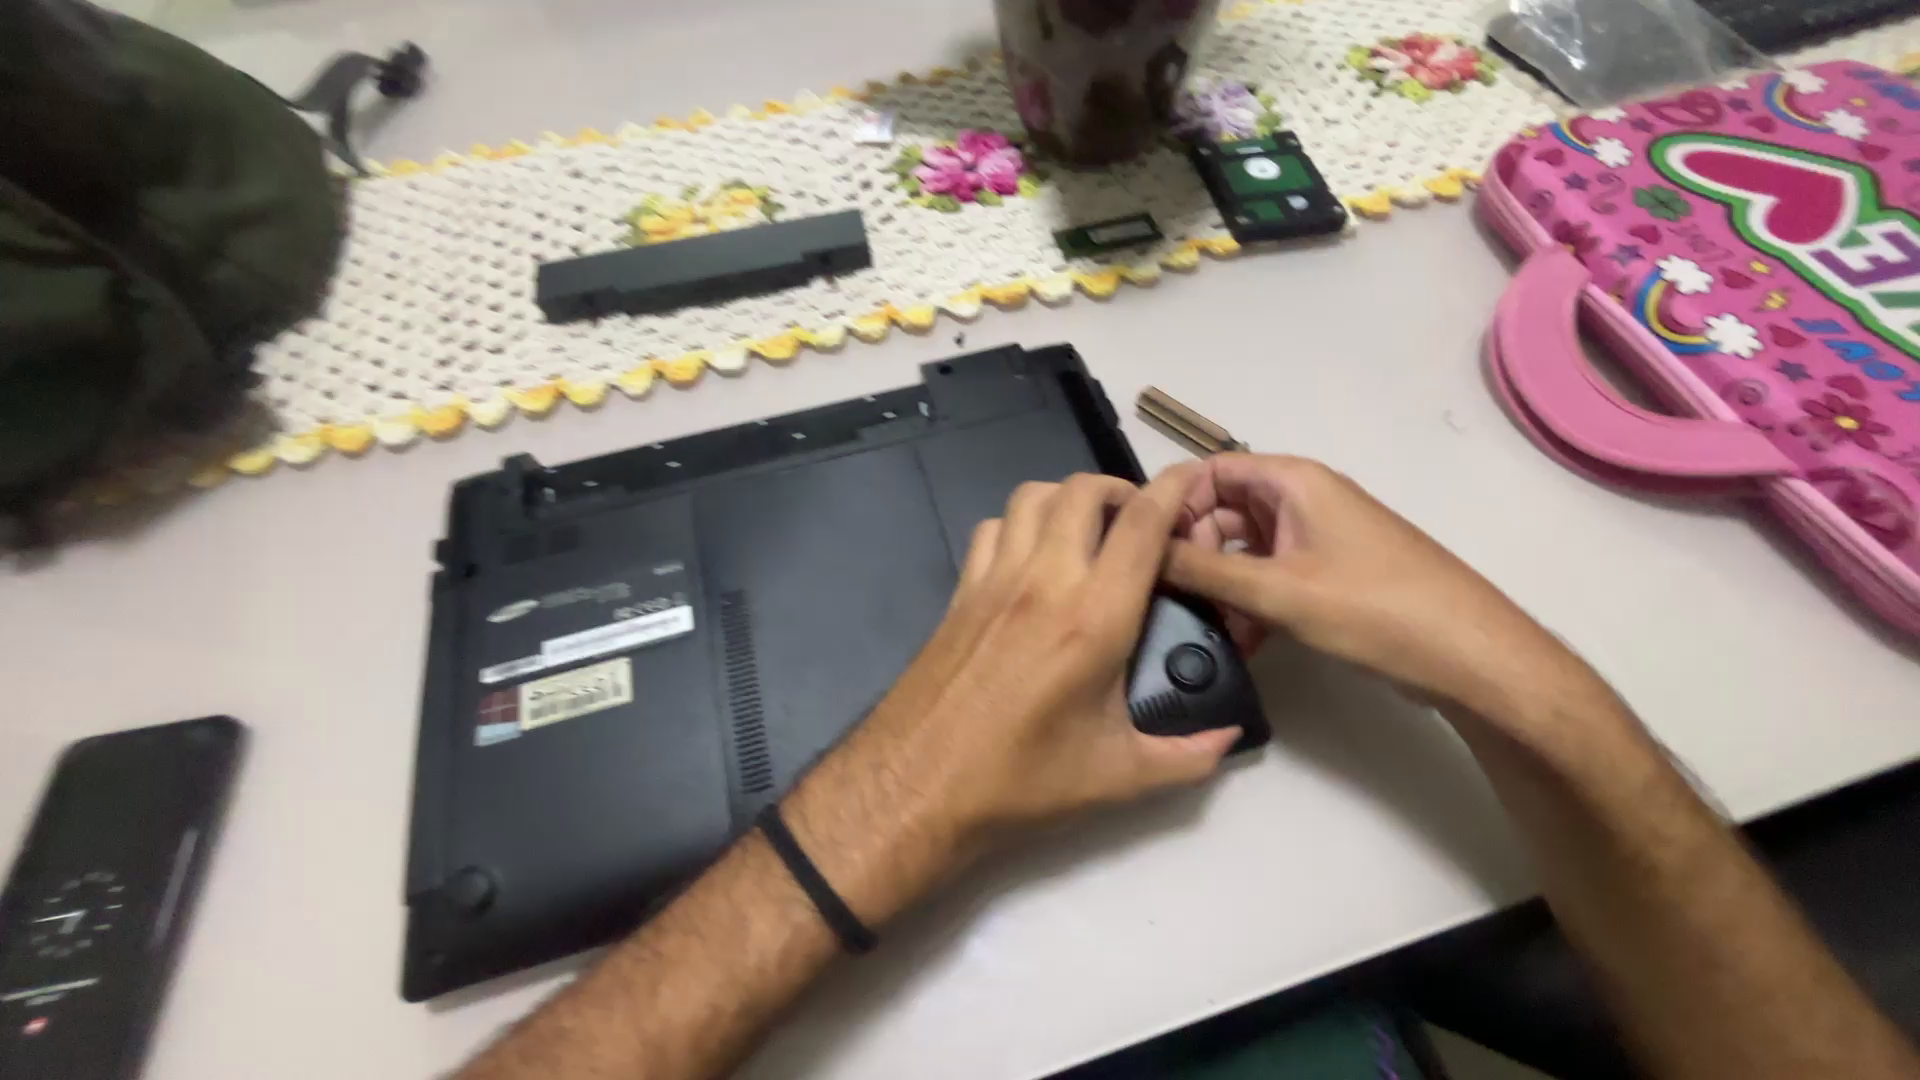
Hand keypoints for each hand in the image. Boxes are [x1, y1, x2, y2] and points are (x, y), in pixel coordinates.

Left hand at [852, 467, 1242, 841]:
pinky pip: (991, 529)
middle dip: (1120, 489)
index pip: (1141, 527)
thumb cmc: (1019, 781)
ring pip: (1031, 497)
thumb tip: (1227, 739)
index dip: (1173, 489)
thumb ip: (1187, 756)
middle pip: (1082, 491)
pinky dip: (1018, 523)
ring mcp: (994, 580)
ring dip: (1067, 498)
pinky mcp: (960, 592)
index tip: (1193, 477)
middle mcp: (1043, 580)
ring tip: (1089, 529)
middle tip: (1141, 522)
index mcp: (1093, 618)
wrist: (916, 784)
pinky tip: (1031, 556)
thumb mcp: (1117, 777)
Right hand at [1164, 454, 1599, 721]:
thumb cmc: (1370, 607)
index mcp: (1291, 481)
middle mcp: (1300, 499)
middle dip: (1194, 553)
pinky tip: (1240, 643)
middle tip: (1176, 597)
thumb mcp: (1275, 589)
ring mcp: (1315, 538)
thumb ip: (1202, 570)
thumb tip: (1142, 554)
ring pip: (1242, 550)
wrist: (1467, 656)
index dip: (1173, 504)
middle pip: (1221, 511)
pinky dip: (1248, 603)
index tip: (1148, 550)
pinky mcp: (1326, 574)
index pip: (1208, 471)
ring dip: (1220, 585)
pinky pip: (1268, 576)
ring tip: (1207, 628)